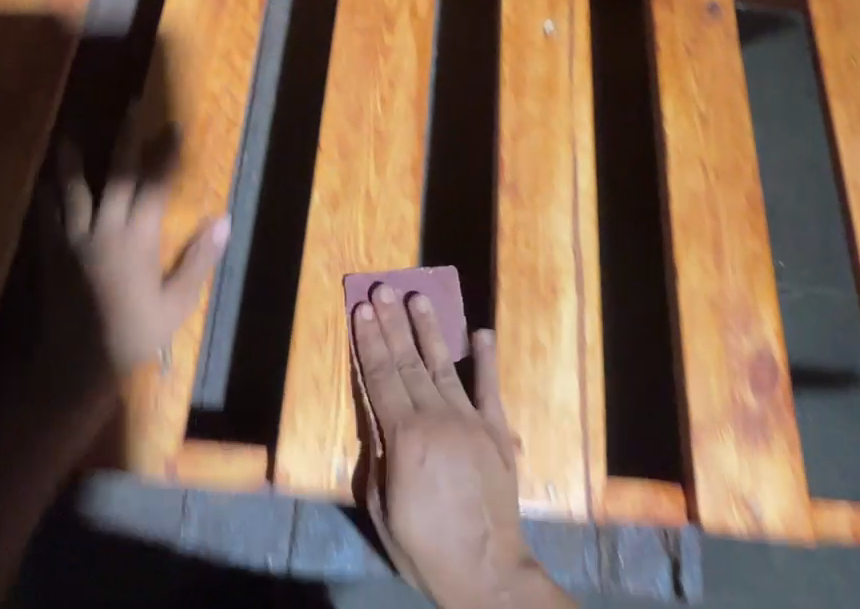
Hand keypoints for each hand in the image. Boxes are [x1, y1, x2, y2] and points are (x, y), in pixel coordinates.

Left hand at [54, 143, 229, 377]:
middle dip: (125, 140)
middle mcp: (105, 228)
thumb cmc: (133, 333)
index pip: (156, 185)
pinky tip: (42, 185)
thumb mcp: (176, 303)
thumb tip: (223, 220)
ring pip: (73, 189)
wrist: (76, 363)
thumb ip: (198, 260)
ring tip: (69, 136)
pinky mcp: (52, 254)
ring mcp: (73, 239)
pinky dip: (47, 197)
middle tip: (129, 108)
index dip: (166, 154)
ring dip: (73, 160)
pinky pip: (47, 217)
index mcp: (138, 238)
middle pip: (116, 175)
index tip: (174, 127)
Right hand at [352, 286, 570, 608]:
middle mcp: (437, 417)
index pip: (380, 376)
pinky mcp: (498, 432)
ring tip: (418, 296)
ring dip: (430, 329)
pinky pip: (490, 389)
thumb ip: (379, 455)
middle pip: (408, 362)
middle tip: (382, 287)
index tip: (361, 308)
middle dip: (392, 323)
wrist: (487, 572)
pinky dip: (485, 360)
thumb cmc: (424, 546)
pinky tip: (480, 332)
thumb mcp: (382, 507)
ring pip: (444, 366)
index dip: (369, 341)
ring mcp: (471, 421)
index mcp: (405, 436)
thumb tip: (375, 415)